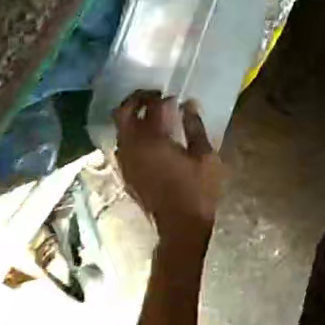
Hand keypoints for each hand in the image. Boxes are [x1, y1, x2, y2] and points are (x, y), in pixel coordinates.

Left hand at [112, 93, 224, 253]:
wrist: (180, 229)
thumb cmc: (197, 191)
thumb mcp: (205, 156)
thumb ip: (194, 127)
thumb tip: (188, 103)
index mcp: (153, 139)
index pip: (152, 106)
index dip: (162, 97)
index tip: (174, 96)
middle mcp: (133, 145)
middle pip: (123, 111)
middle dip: (137, 98)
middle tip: (154, 96)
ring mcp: (125, 160)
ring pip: (120, 127)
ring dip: (132, 115)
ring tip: (151, 115)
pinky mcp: (125, 172)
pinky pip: (122, 144)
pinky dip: (130, 133)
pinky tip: (147, 138)